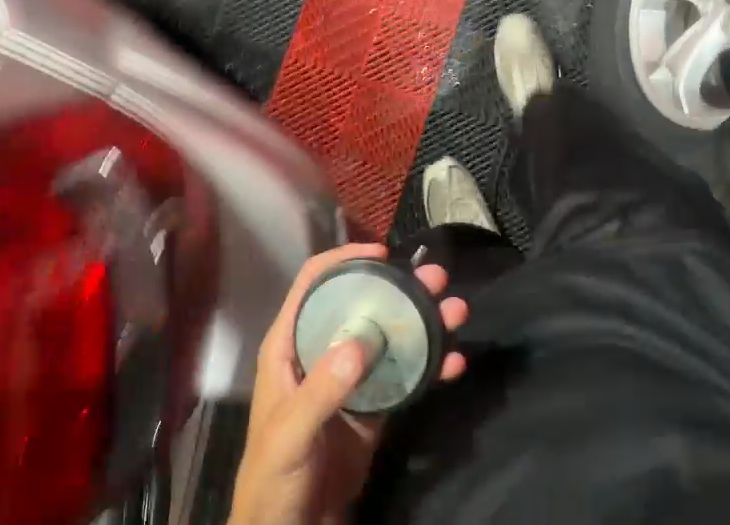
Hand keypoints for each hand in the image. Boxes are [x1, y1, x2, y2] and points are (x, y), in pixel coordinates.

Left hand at [229, 244, 469, 524]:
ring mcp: (352, 378)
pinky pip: (406, 375)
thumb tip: (361, 339)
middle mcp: (322, 351)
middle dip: (400, 286)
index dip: (344, 260)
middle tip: (436, 278)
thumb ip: (321, 389)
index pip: (314, 284)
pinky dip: (431, 364)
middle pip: (362, 303)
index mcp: (290, 345)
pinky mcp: (376, 406)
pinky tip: (454, 362)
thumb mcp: (290, 433)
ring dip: (424, 321)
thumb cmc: (273, 477)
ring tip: (456, 312)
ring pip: (390, 334)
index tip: (382, 253)